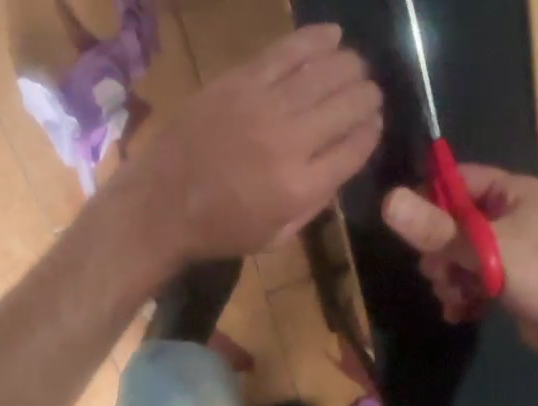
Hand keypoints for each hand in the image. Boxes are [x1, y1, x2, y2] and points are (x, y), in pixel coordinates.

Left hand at [117, 24, 382, 262]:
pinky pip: (287, 52)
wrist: (162, 205)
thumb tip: (340, 167)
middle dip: (367, 98)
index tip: (374, 125)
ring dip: (349, 67)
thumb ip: (313, 204)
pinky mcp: (239, 82)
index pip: (355, 148)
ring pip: (324, 72)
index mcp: (301, 188)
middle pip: (347, 106)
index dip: (372, 133)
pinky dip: (315, 40)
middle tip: (369, 96)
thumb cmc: (220, 231)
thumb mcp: (275, 237)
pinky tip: (333, 36)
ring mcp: (263, 107)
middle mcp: (290, 142)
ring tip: (356, 68)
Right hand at [382, 166, 537, 361]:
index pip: (458, 180)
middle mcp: (514, 216)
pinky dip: (464, 297)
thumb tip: (387, 202)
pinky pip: (476, 283)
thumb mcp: (487, 248)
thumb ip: (437, 230)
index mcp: (514, 192)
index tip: (411, 230)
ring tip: (454, 299)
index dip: (430, 201)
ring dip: (450, 280)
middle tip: (439, 275)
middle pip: (454, 225)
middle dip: (439, 254)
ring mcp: (515, 252)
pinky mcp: (514, 284)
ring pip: (462, 258)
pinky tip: (460, 314)